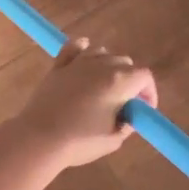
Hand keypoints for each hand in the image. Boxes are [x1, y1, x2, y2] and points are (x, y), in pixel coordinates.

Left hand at [14, 38, 157, 167]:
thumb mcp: (113, 140)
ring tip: (104, 85)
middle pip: (124, 62)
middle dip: (130, 80)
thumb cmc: (79, 141)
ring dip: (108, 65)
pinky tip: (84, 57)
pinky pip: (73, 47)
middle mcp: (100, 66)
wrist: (39, 137)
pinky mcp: (57, 66)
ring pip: (101, 52)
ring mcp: (77, 63)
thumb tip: (127, 117)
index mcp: (118, 81)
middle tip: (124, 101)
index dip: (149, 92)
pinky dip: (82, 48)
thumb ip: (126, 124)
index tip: (144, 109)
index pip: (144, 76)